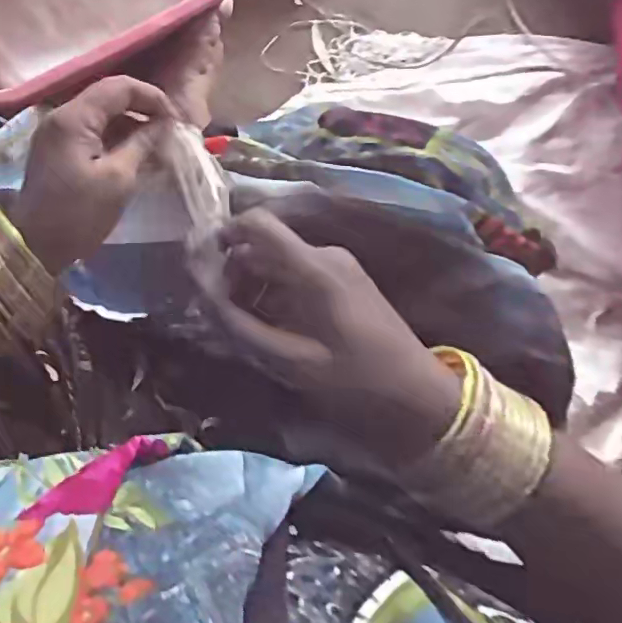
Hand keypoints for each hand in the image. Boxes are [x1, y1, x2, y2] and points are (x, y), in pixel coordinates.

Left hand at [11, 76, 176, 270]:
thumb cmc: (78, 215)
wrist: (34, 245)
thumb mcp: (118, 179)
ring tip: (157, 142)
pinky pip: (88, 130)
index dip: (151, 96)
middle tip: (169, 128)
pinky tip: (134, 151)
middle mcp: (59, 116)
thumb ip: (142, 143)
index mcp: (73, 118)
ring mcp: (54, 132)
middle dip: (141, 107)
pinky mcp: (54, 148)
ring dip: (128, 122)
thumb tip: (163, 124)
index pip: (118, 87)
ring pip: (98, 113)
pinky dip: (112, 135)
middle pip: (106, 96)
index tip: (175, 118)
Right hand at [191, 207, 461, 465]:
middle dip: (230, 271)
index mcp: (312, 268)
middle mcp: (323, 255)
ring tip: (240, 323)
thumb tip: (199, 289)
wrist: (422, 400)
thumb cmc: (355, 381)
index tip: (200, 265)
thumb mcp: (287, 359)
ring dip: (248, 284)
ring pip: (273, 260)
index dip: (221, 234)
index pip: (255, 222)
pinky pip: (292, 272)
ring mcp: (336, 264)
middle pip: (259, 245)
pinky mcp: (342, 278)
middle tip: (215, 309)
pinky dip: (270, 291)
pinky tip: (268, 324)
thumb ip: (236, 321)